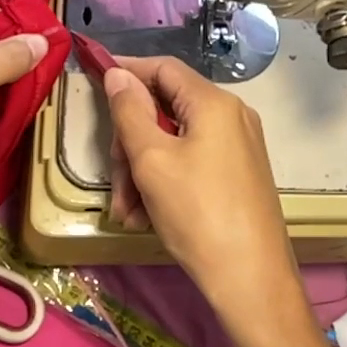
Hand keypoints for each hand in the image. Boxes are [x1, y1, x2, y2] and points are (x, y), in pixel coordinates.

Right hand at [103, 57, 299, 316]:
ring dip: (143, 172)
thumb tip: (118, 74)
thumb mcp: (152, 161)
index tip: (94, 77)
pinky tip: (147, 218)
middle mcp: (232, 115)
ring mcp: (238, 145)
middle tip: (116, 183)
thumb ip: (130, 112)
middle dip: (131, 145)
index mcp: (214, 103)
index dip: (127, 70)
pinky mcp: (239, 173)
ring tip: (128, 214)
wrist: (251, 278)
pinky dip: (165, 183)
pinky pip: (192, 163)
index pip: (163, 68)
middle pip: (166, 110)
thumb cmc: (198, 213)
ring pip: (175, 142)